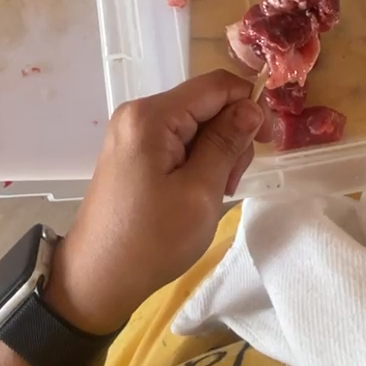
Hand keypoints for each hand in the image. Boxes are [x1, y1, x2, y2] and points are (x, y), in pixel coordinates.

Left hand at [46, 70, 264, 332]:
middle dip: (231, 135)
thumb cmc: (151, 240)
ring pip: (196, 122)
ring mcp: (134, 131)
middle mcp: (140, 113)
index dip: (249, 105)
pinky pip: (179, 138)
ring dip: (217, 151)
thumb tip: (252, 106)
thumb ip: (227, 142)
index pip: (217, 85)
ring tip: (215, 192)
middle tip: (232, 182)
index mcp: (152, 116)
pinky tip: (199, 189)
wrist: (96, 281)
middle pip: (206, 103)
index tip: (268, 141)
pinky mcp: (134, 149)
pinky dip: (198, 159)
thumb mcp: (200, 192)